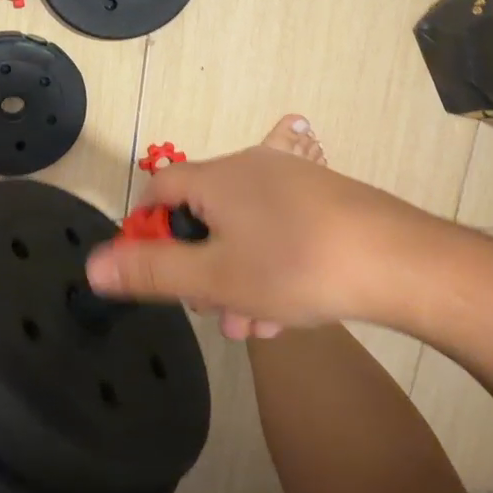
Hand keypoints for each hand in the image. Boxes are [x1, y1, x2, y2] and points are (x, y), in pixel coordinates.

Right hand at [85, 146, 436, 328]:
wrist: (400, 261)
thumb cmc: (295, 266)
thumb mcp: (214, 278)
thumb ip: (150, 271)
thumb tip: (92, 264)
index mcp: (218, 177)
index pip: (159, 188)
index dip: (145, 229)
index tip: (152, 271)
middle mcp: (253, 167)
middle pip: (204, 214)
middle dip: (201, 267)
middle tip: (215, 313)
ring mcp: (294, 182)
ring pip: (245, 231)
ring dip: (238, 277)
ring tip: (254, 325)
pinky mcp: (325, 202)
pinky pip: (280, 232)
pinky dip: (272, 267)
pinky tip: (286, 310)